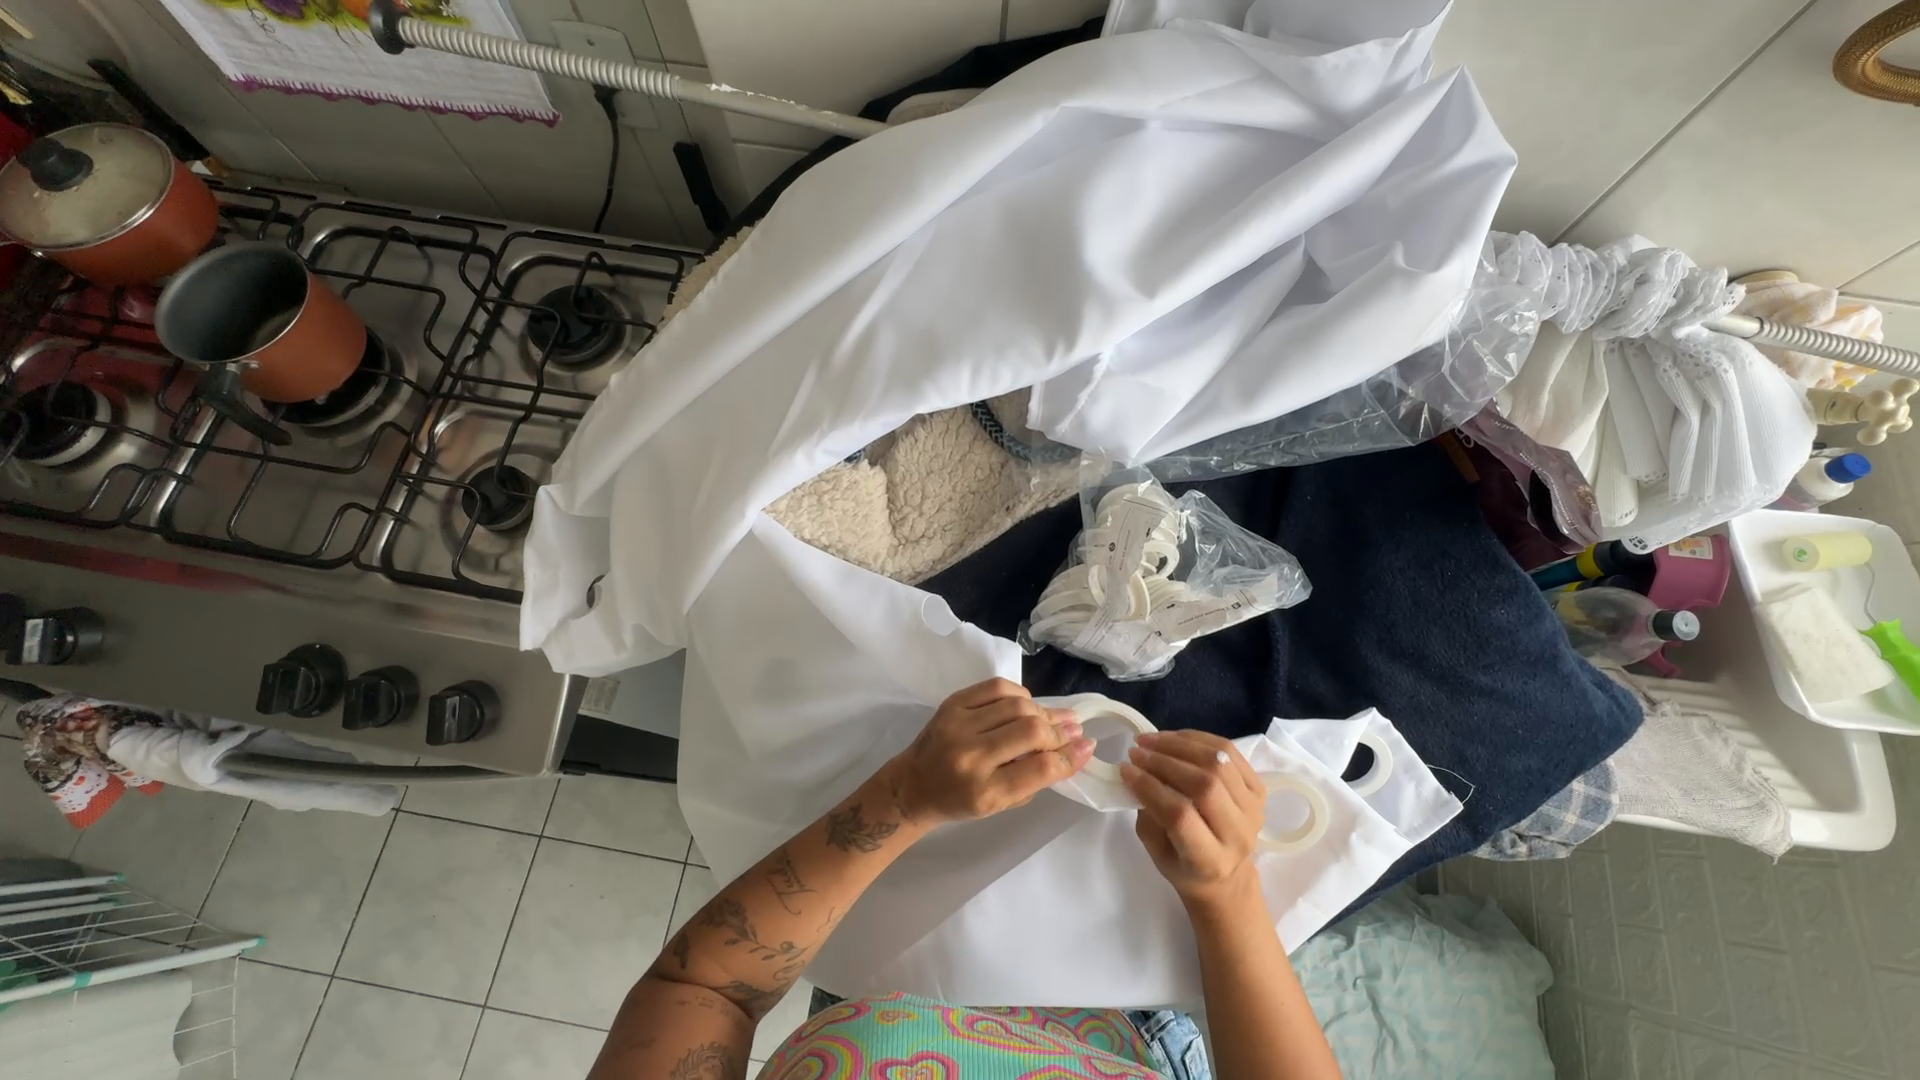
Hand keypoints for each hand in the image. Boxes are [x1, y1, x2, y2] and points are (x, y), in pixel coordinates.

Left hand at [883, 678, 1095, 826]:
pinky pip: (996, 688)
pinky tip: (1026, 705)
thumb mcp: (1000, 804)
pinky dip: (1019, 695)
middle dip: (1059, 731)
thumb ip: (1034, 779)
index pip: (1038, 769)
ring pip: (1017, 706)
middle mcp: (970, 756)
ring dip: (1043, 711)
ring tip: (1056, 718)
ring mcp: (958, 725)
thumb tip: (1075, 749)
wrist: (913, 785)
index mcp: (983, 792)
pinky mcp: (952, 703)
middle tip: (1074, 730)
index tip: (1087, 747)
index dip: (1069, 756)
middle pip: (1030, 732)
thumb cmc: (960, 801)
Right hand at [1121, 731, 1264, 910]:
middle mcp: (1238, 834)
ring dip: (1178, 745)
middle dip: (1163, 761)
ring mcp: (1253, 809)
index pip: (1180, 815)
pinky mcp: (1259, 788)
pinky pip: (1228, 751)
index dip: (1150, 787)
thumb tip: (1138, 773)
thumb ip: (1149, 814)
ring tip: (1150, 740)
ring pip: (1217, 762)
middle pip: (1203, 784)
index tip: (1125, 770)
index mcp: (1210, 860)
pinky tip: (1173, 738)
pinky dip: (1197, 739)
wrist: (1227, 875)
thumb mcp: (1157, 852)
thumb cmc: (1184, 866)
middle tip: (1136, 752)